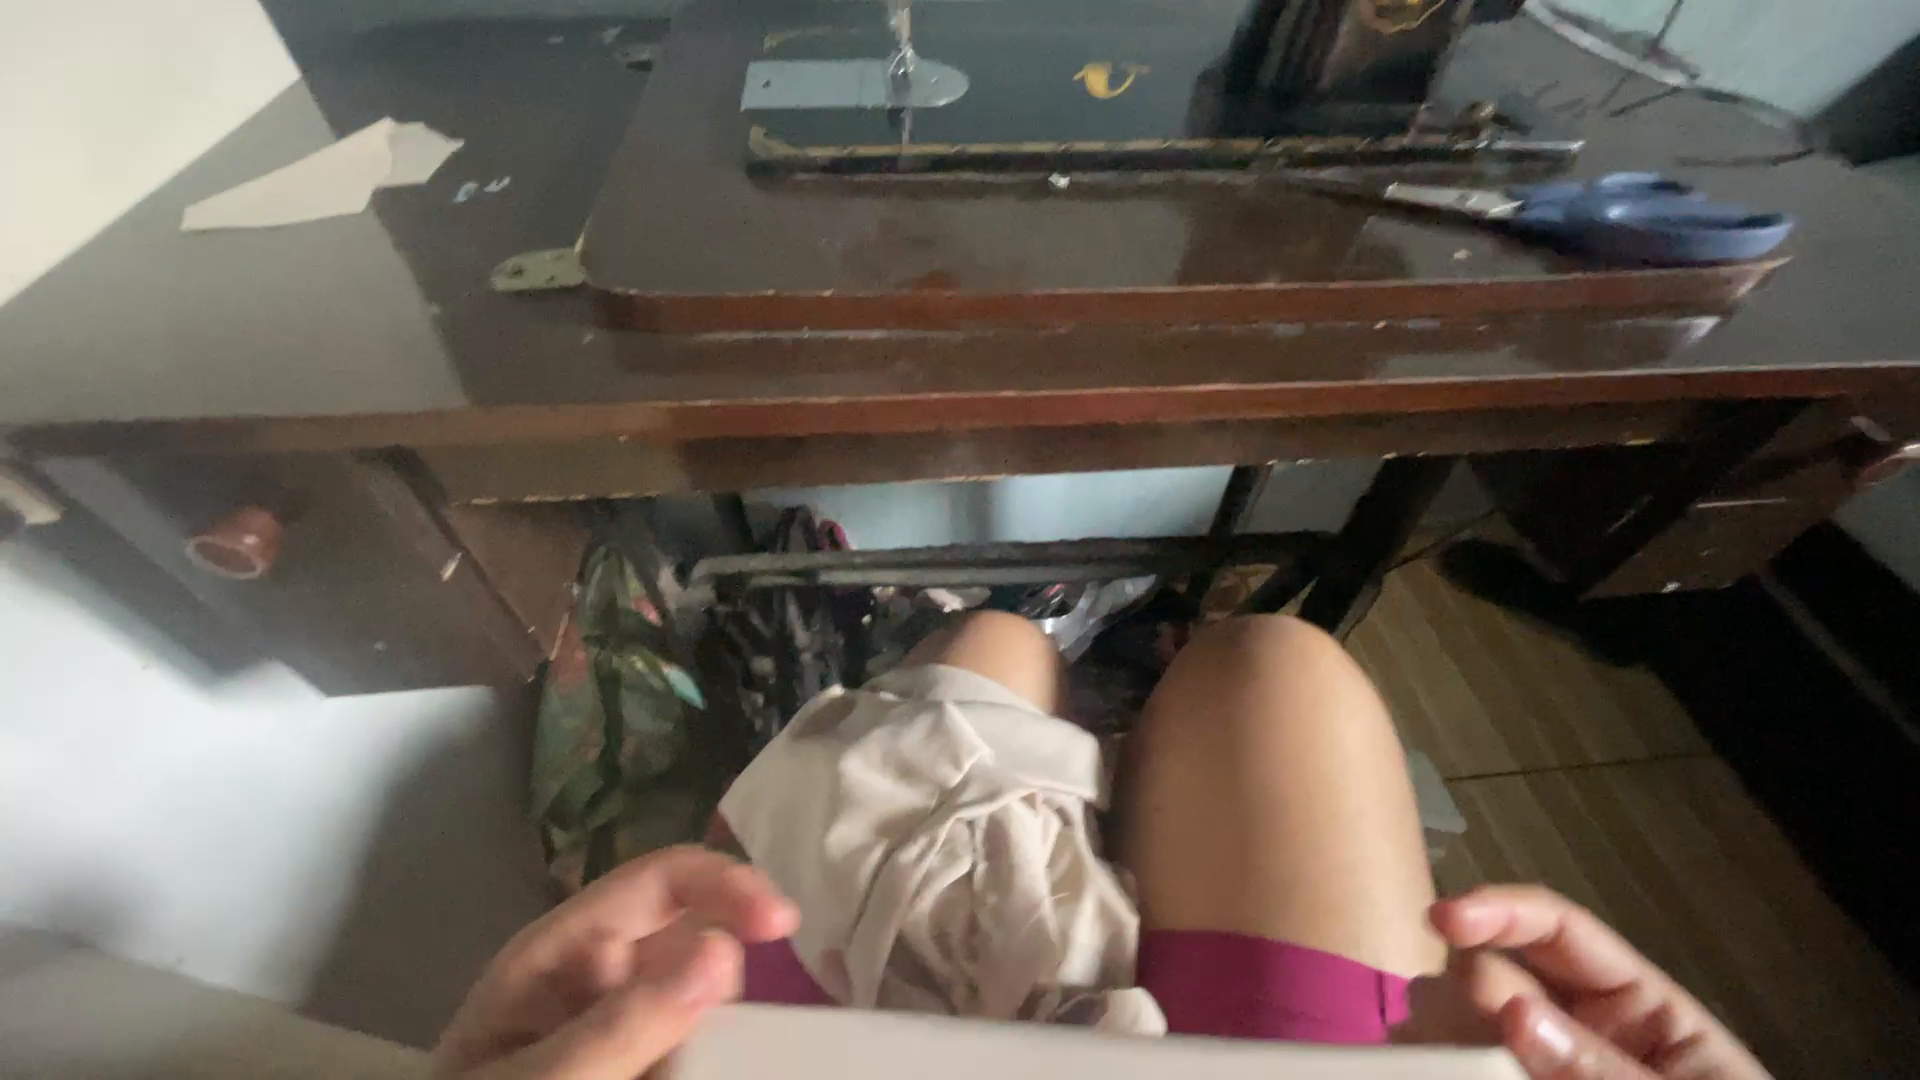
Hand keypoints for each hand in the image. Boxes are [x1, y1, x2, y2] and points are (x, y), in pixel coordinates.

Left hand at [434, 845, 798, 1079]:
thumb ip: (621, 1026)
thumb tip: (723, 951)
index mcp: (567, 947)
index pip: (663, 879)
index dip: (727, 883)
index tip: (783, 924)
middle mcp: (605, 974)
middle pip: (697, 938)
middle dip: (726, 981)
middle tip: (737, 1043)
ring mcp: (626, 1024)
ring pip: (707, 1003)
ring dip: (722, 1039)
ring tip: (702, 1065)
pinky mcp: (646, 1062)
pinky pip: (697, 1050)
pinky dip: (714, 1064)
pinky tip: (714, 1069)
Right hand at [1406, 885, 1770, 1079]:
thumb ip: (1609, 1073)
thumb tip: (1513, 1011)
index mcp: (1637, 1008)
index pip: (1556, 927)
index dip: (1497, 909)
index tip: (1442, 920)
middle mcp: (1573, 1019)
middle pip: (1493, 966)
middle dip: (1469, 995)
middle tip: (1461, 1043)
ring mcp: (1530, 1054)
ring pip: (1455, 1007)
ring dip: (1440, 1028)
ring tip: (1433, 1058)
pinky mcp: (1497, 1077)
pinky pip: (1449, 1049)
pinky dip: (1430, 1052)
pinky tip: (1421, 1063)